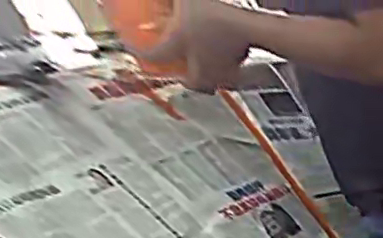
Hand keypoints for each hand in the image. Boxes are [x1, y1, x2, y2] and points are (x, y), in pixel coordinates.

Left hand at [135, 0, 251, 89]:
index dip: (142, 55)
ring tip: (203, 74)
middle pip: (192, 83)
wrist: (245, 26)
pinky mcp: (236, 70)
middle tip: (182, 76)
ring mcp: (219, 70)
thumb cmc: (214, 10)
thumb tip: (159, 1)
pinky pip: (227, 78)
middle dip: (185, 82)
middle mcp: (198, 63)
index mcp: (180, 42)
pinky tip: (224, 65)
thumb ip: (168, 1)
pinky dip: (224, 75)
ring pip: (210, 84)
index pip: (156, 55)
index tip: (136, 53)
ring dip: (205, 82)